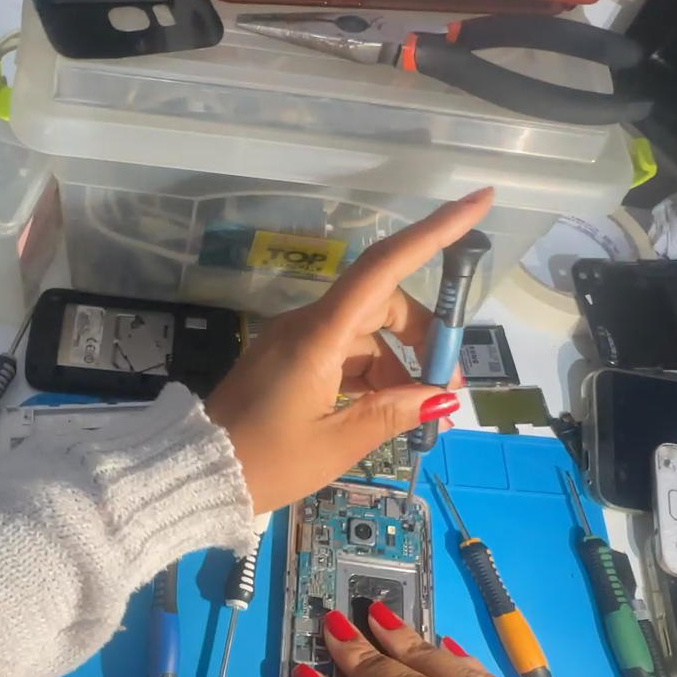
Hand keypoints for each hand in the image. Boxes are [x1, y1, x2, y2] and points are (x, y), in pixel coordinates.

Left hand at [204, 191, 490, 513]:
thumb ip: (392, 414)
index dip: (434, 232)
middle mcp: (305, 324)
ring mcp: (293, 339)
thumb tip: (441, 397)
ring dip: (397, 364)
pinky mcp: (286, 358)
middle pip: (381, 303)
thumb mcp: (336, 444)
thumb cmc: (266, 462)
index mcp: (317, 336)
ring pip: (364, 332)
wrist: (198, 474)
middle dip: (423, 335)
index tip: (478, 203)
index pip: (382, 268)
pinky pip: (341, 352)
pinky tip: (385, 409)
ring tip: (418, 411)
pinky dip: (370, 374)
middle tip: (447, 385)